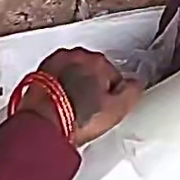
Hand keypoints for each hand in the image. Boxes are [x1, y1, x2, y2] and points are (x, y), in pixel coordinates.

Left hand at [18, 48, 142, 144]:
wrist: (43, 123)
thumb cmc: (75, 117)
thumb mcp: (117, 110)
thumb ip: (132, 92)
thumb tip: (137, 83)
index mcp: (100, 61)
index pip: (114, 74)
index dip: (111, 94)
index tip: (105, 105)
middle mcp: (78, 55)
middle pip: (92, 69)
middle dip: (92, 85)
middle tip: (89, 108)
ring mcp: (58, 61)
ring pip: (73, 69)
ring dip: (74, 81)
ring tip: (72, 106)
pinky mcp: (41, 69)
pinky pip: (56, 73)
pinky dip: (58, 83)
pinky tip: (58, 101)